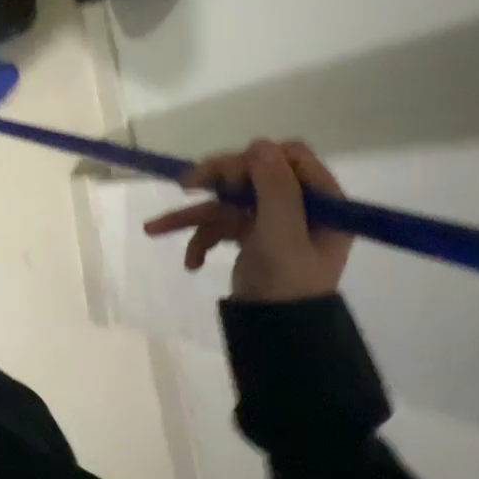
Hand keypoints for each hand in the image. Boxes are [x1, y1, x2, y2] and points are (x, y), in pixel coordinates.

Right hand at [142, 139, 351, 302]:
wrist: (277, 335)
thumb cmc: (288, 282)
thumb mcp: (282, 233)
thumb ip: (274, 188)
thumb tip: (259, 143)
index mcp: (322, 202)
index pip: (291, 156)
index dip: (257, 159)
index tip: (232, 177)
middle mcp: (301, 207)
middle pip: (252, 171)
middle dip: (216, 180)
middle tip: (188, 184)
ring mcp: (273, 222)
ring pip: (228, 198)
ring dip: (194, 212)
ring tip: (156, 227)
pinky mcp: (251, 237)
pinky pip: (220, 224)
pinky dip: (200, 238)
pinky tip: (191, 261)